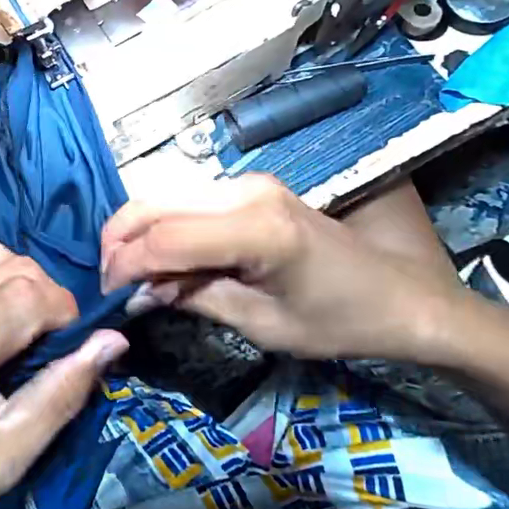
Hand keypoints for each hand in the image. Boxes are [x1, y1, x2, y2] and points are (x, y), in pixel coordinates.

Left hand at [0, 243, 127, 508]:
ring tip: (13, 335)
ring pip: (0, 256)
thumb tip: (114, 337)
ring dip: (24, 288)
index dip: (60, 314)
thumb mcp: (7, 457)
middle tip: (40, 350)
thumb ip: (62, 394)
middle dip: (47, 302)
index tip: (63, 352)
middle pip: (15, 270)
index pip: (19, 298)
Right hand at [100, 175, 466, 361]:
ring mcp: (248, 182)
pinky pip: (189, 200)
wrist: (403, 293)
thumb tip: (139, 292)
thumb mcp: (263, 326)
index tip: (105, 296)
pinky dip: (165, 226)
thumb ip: (195, 298)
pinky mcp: (251, 186)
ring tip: (131, 275)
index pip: (165, 238)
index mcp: (256, 228)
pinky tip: (164, 259)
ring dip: (139, 231)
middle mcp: (245, 190)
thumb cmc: (342, 320)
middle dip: (120, 239)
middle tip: (108, 282)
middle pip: (155, 202)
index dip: (126, 265)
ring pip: (167, 196)